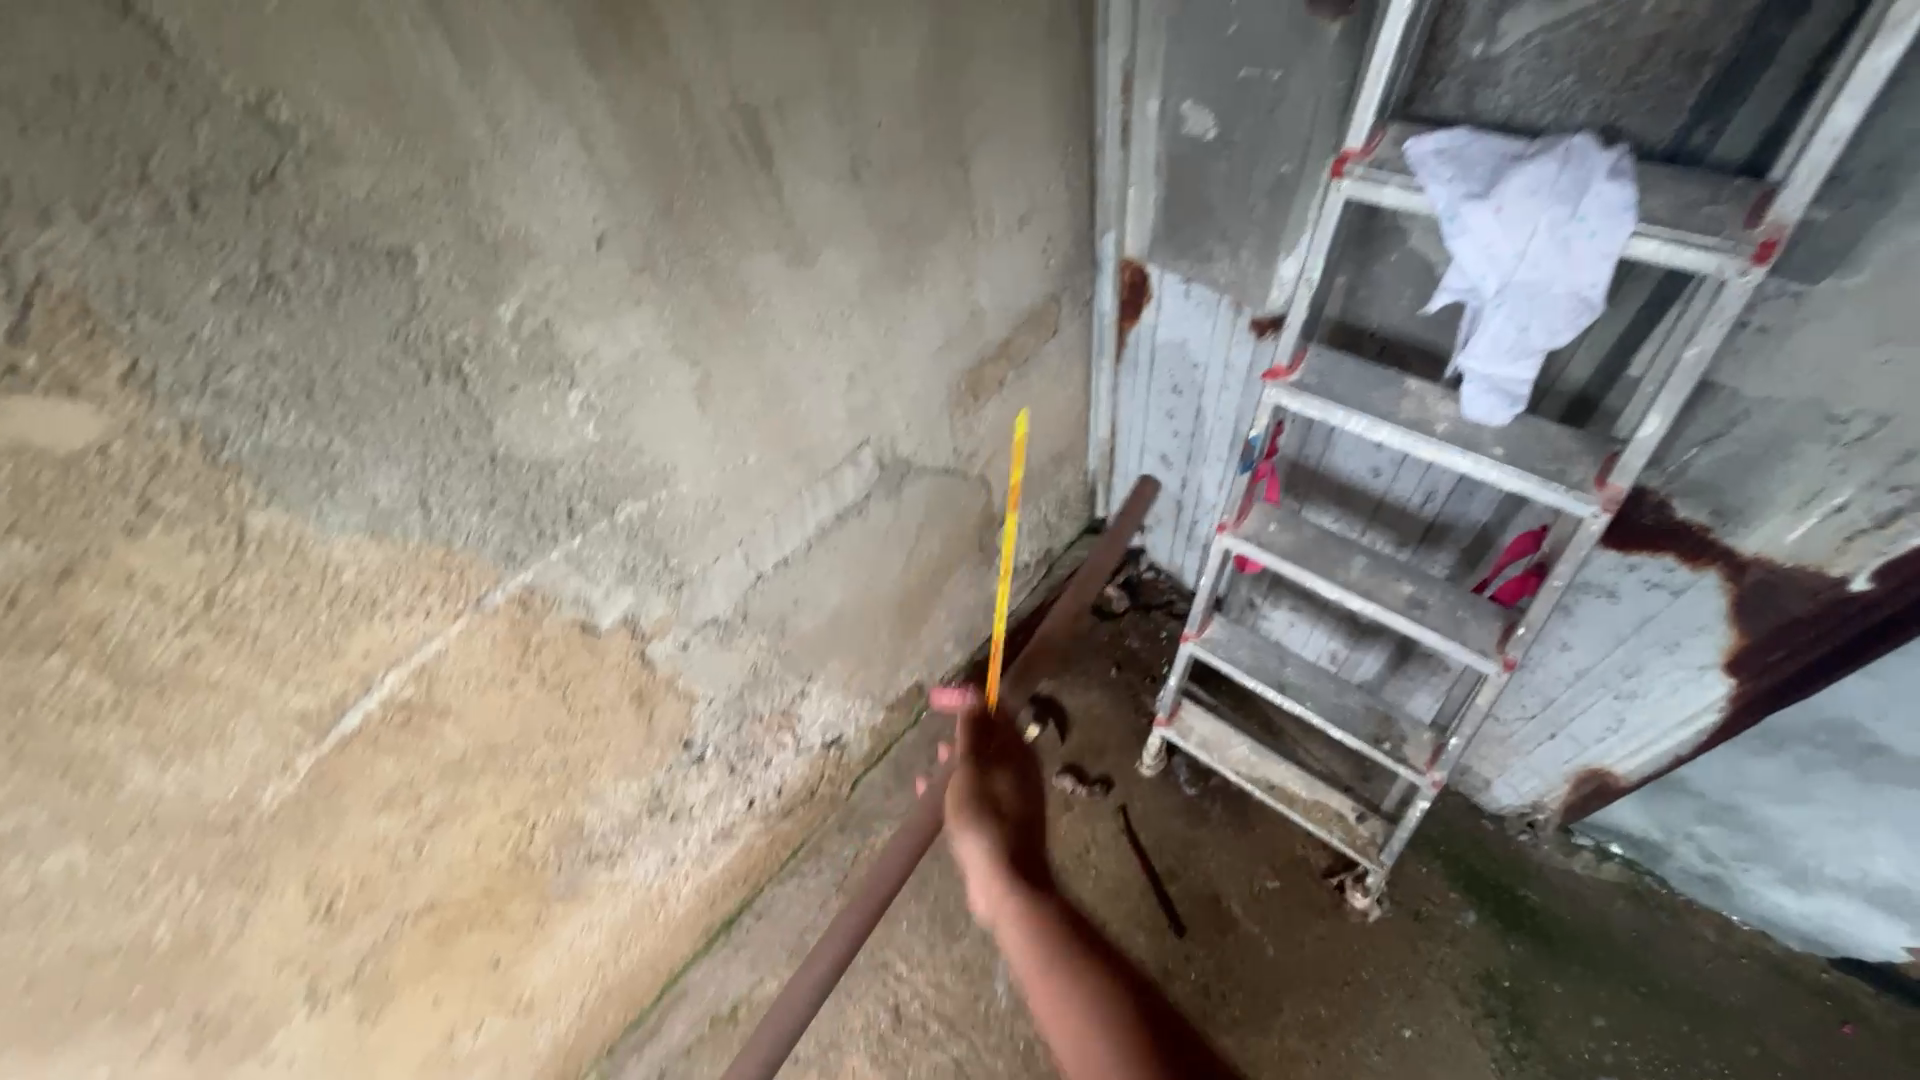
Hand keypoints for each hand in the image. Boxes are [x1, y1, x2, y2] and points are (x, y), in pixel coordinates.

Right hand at [920, 685, 1053, 928]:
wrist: (1004, 883)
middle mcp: (1019, 770)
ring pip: (981, 766)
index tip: (936, 698)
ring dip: (957, 757)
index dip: (967, 698)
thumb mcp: (971, 769)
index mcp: (1018, 751)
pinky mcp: (998, 822)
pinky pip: (974, 793)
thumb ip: (972, 732)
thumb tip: (976, 693)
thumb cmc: (985, 819)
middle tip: (936, 720)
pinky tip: (927, 790)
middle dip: (964, 726)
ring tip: (934, 753)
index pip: (996, 709)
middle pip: (990, 737)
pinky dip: (954, 786)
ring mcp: (1010, 797)